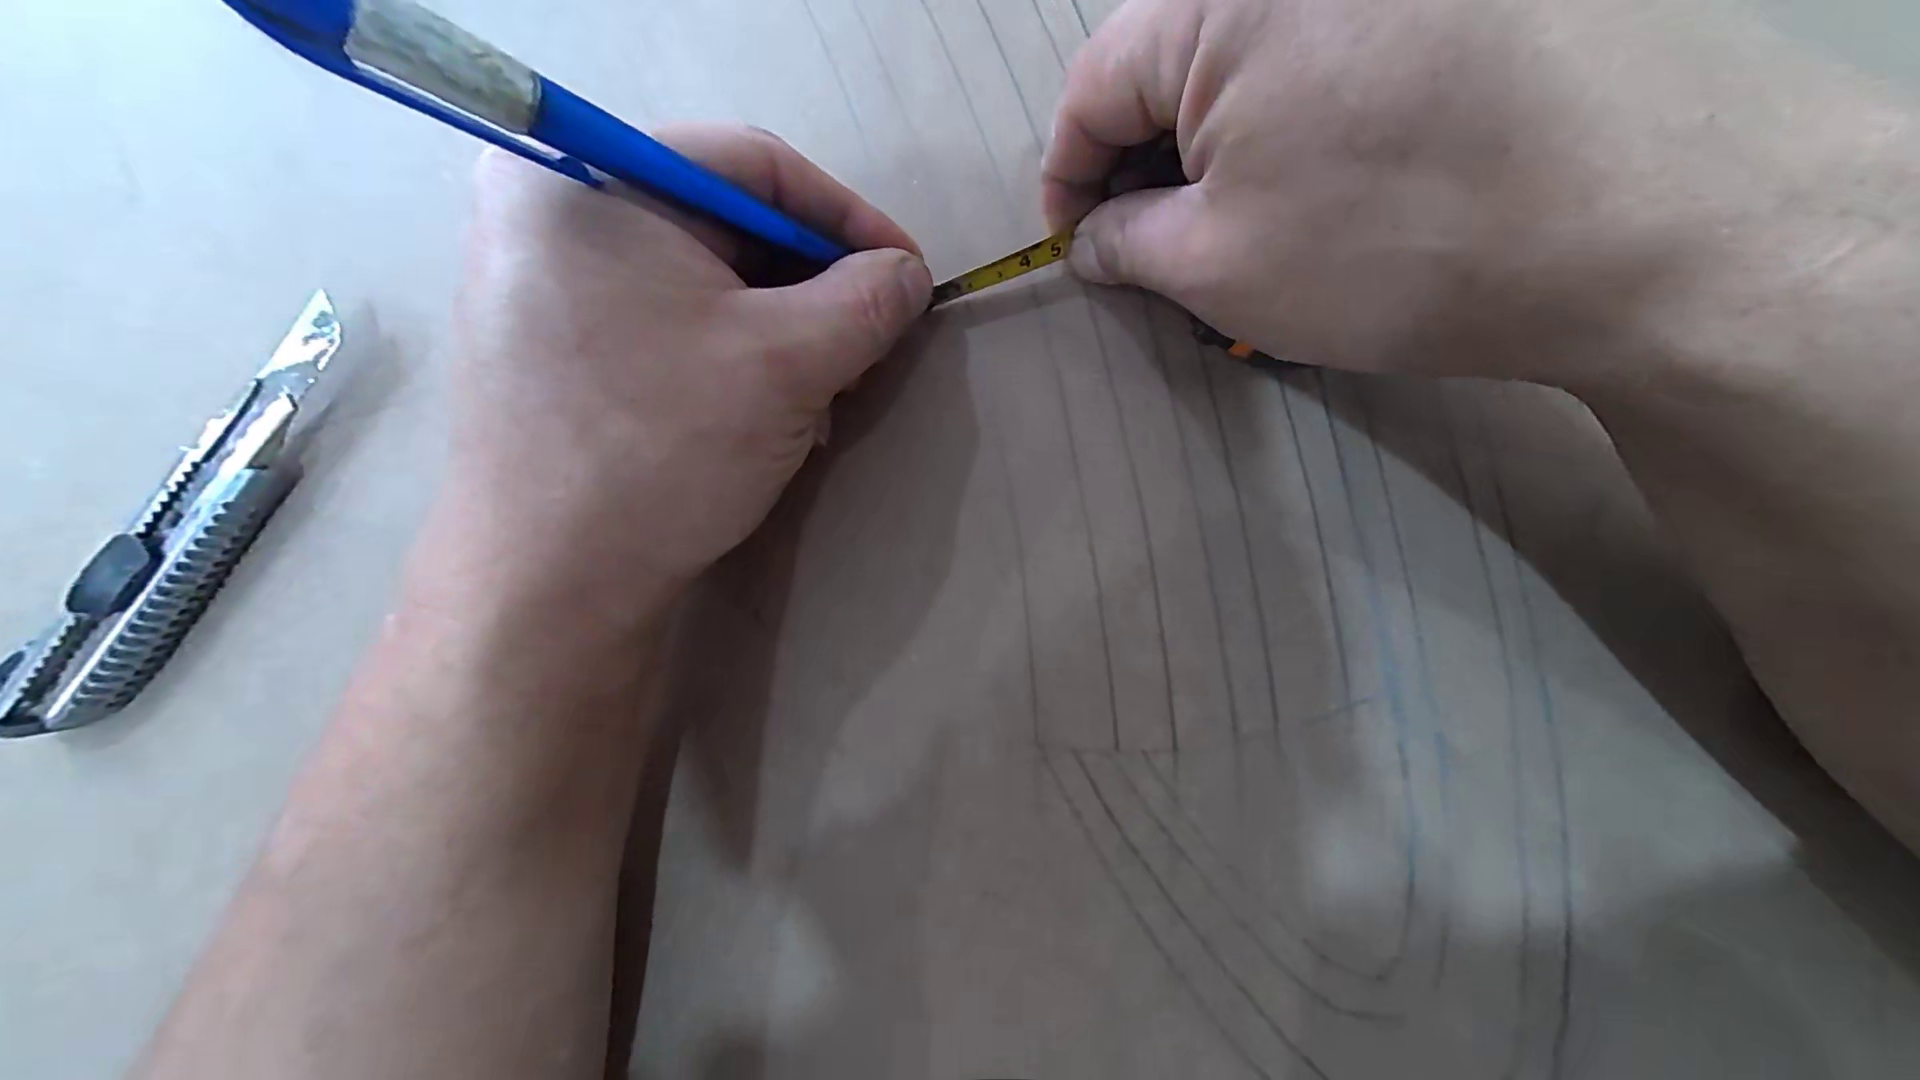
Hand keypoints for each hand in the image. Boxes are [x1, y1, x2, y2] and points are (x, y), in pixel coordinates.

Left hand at [445, 125, 930, 606]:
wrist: (555, 584)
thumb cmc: (663, 451)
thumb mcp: (788, 365)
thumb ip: (867, 301)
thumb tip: (910, 272)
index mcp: (588, 179)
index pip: (755, 166)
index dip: (849, 218)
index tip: (909, 272)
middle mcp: (554, 216)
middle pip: (732, 229)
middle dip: (817, 293)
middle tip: (867, 348)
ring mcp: (550, 288)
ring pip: (711, 287)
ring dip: (785, 339)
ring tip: (820, 400)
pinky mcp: (564, 350)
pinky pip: (678, 329)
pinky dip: (740, 363)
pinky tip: (768, 418)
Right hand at [1042, 0, 1832, 382]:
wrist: (1640, 228)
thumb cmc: (1385, 251)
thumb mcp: (1213, 264)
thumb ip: (1122, 244)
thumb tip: (1086, 241)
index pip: (1092, 87)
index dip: (1065, 179)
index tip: (1071, 248)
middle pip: (1164, 65)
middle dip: (1135, 167)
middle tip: (1141, 250)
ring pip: (1240, 63)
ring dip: (1206, 153)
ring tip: (1215, 232)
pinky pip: (1314, 55)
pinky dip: (1275, 126)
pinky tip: (1291, 187)